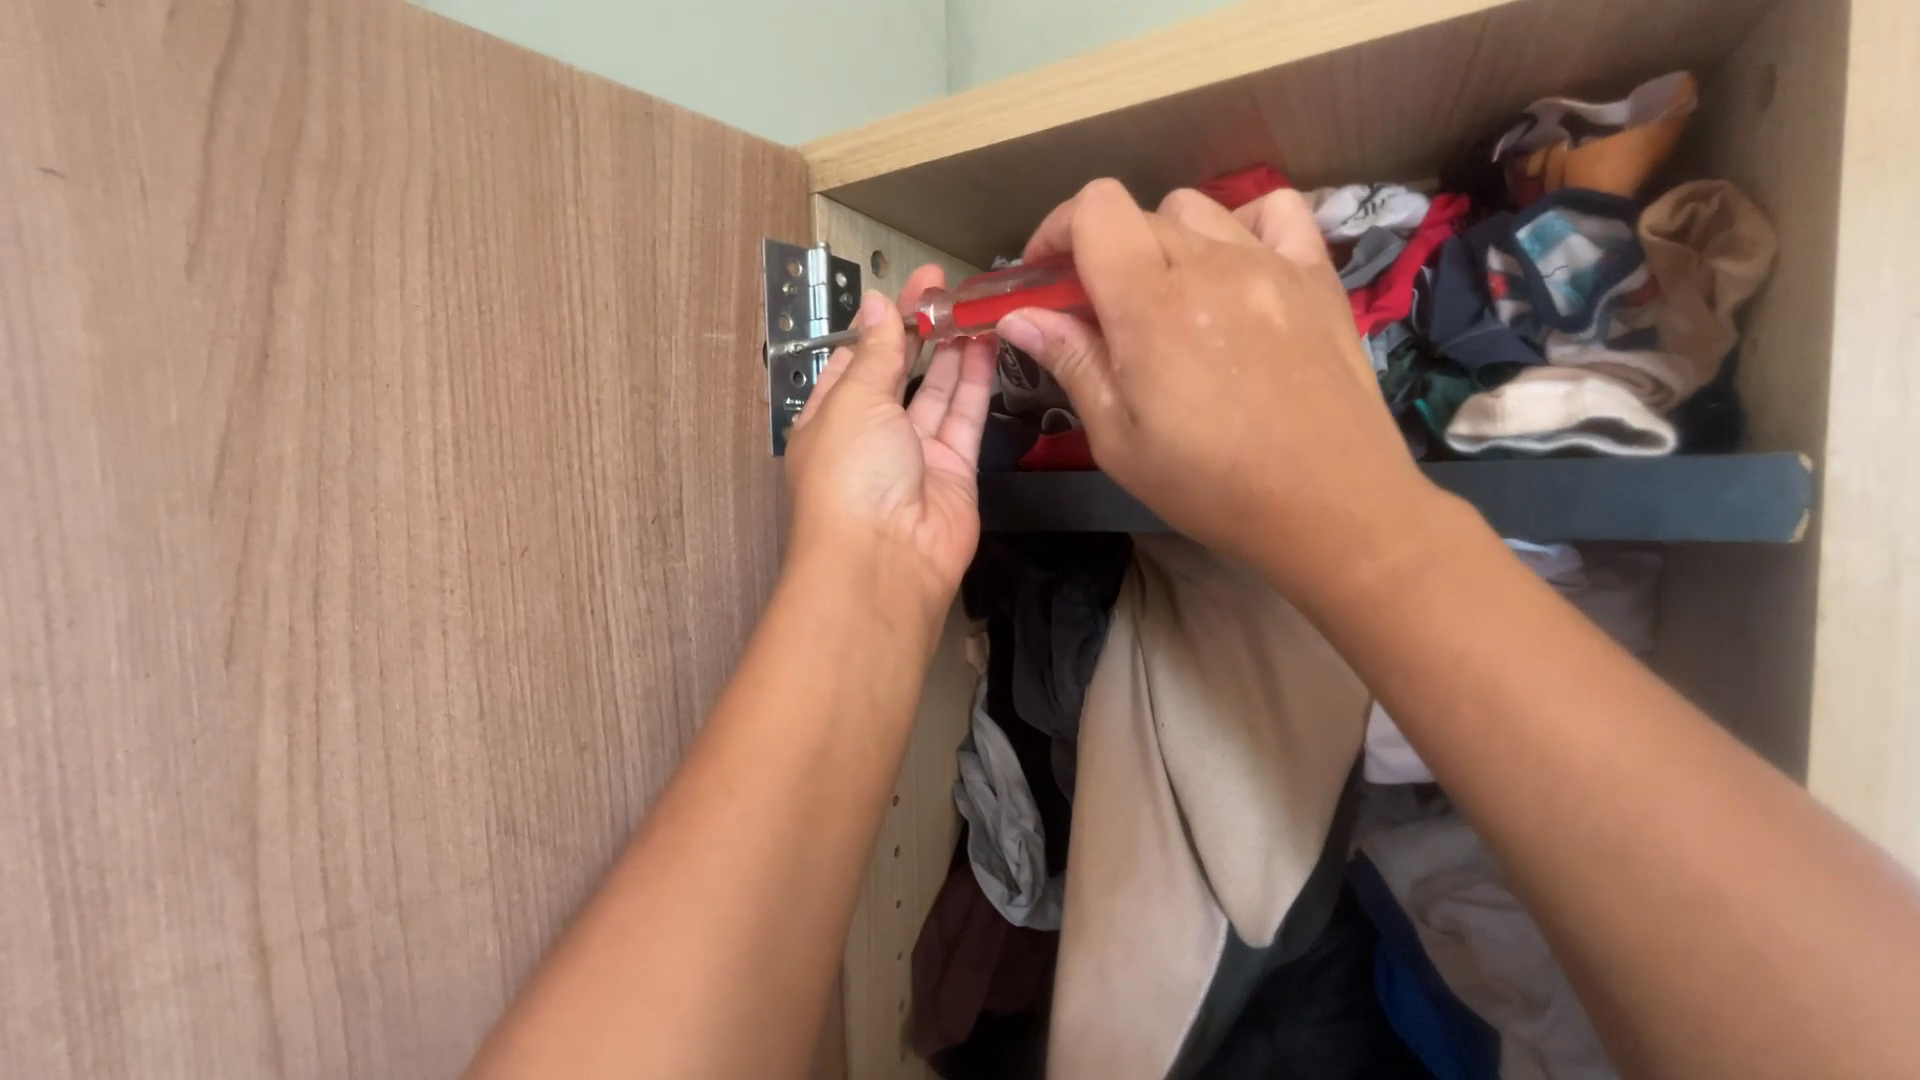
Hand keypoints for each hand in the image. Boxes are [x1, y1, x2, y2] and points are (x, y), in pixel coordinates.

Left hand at [784, 267, 996, 614]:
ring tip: (974, 307)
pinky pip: (965, 418)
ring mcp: (914, 456)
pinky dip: (976, 382)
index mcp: (829, 420)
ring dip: (953, 351)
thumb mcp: (854, 400)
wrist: (886, 561)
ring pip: (936, 394)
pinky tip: (987, 344)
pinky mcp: (954, 472)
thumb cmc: (849, 478)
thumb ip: (875, 352)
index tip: (907, 287)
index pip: (854, 363)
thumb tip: (876, 305)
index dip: (880, 325)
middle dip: (920, 331)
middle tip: (947, 288)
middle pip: (898, 375)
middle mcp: (871, 438)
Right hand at [993, 179, 1436, 599]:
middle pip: (1138, 213)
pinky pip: (1275, 211)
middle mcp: (1210, 263)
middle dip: (1101, 251)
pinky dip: (1241, 225)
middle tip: (1097, 312)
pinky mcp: (1316, 275)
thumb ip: (1071, 363)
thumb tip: (1018, 316)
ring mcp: (1270, 262)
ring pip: (1198, 210)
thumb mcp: (1119, 440)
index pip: (1094, 209)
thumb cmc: (1211, 486)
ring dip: (1163, 241)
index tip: (1045, 276)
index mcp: (1151, 305)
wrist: (1330, 504)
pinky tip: (1234, 269)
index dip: (1057, 230)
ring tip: (1165, 297)